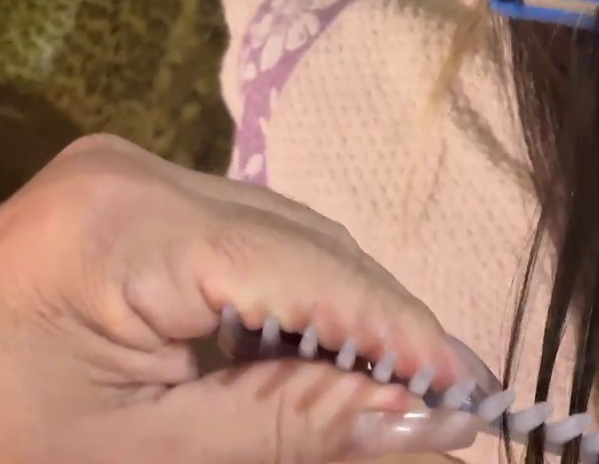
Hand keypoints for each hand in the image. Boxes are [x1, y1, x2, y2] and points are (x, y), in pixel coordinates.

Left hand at [0, 136, 494, 463]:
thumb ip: (294, 430)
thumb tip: (430, 419)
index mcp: (126, 218)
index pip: (309, 268)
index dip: (401, 332)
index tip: (478, 392)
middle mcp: (137, 169)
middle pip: (304, 243)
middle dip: (374, 327)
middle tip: (441, 402)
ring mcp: (125, 178)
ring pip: (281, 242)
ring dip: (332, 319)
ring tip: (380, 391)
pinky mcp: (119, 206)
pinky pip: (237, 250)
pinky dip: (279, 310)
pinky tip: (301, 365)